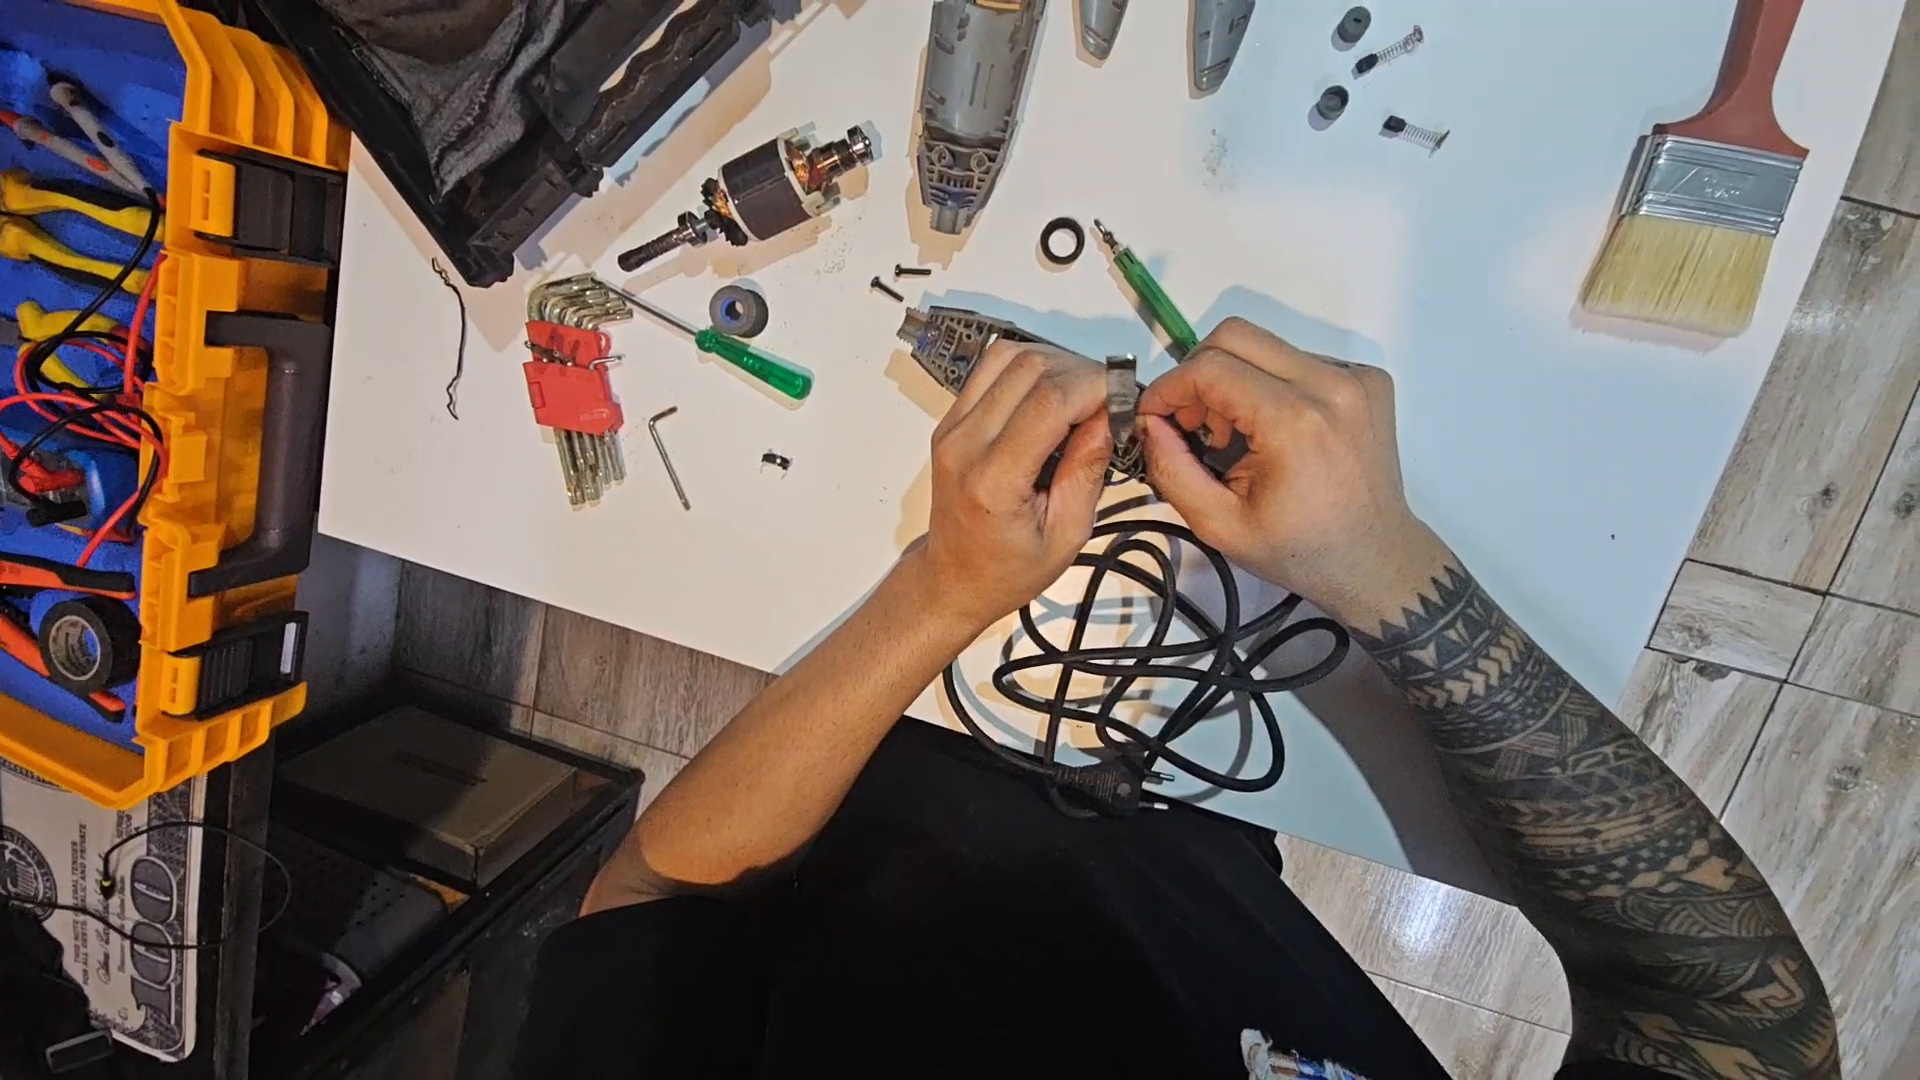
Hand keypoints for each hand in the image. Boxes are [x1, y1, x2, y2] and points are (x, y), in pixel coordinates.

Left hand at [909, 340, 1110, 633]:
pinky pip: (991, 369)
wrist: (953, 578)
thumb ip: (1087, 471)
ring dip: (1055, 363)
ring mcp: (951, 428)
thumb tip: (1110, 413)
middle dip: (1081, 372)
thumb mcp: (1067, 535)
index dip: (1095, 387)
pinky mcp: (950, 421)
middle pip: (1029, 367)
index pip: (1048, 402)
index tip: (1124, 397)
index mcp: (993, 482)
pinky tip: (1053, 395)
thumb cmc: (1008, 569)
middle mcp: (964, 445)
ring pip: (1008, 356)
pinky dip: (1029, 369)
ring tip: (1083, 396)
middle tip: (1110, 399)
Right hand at [1137, 318, 1450, 627]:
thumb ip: (1172, 469)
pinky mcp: (1365, 379)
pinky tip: (1266, 430)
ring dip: (1230, 380)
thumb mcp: (1217, 524)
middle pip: (1234, 336)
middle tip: (1191, 424)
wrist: (1373, 559)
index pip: (1209, 368)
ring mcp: (1354, 377)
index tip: (1152, 417)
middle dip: (1195, 375)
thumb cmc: (1295, 549)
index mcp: (1294, 422)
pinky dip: (1263, 384)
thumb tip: (1148, 423)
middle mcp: (1330, 385)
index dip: (1168, 388)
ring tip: (1231, 434)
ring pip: (1263, 344)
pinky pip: (1293, 358)